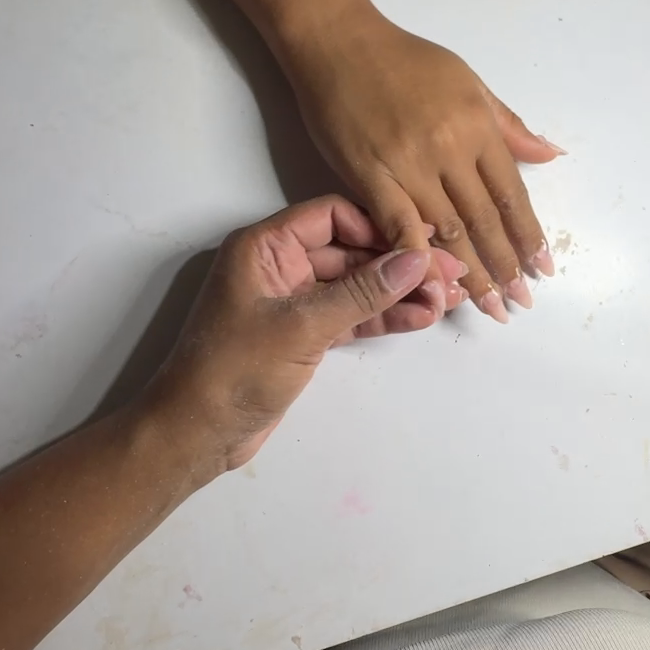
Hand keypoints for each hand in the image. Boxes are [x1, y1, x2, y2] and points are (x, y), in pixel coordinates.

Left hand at [144, 196, 468, 469]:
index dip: (378, 225)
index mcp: (265, 246)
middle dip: (399, 263)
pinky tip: (421, 317)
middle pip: (350, 251)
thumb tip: (416, 260)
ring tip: (448, 298)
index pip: (332, 215)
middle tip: (451, 272)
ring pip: (356, 286)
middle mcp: (282, 265)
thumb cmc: (236, 370)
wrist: (198, 434)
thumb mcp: (301, 327)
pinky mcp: (306, 333)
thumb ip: (361, 293)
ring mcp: (295, 300)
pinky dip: (382, 317)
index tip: (422, 240)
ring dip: (398, 292)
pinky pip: (351, 315)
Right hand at [285, 15, 561, 321]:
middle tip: (521, 304)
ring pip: (448, 231)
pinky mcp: (370, 175)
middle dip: (506, 266)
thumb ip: (507, 123)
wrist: (339, 43)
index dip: (529, 235)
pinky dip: (417, 257)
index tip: (544, 268)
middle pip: (484, 220)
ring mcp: (410, 165)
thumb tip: (549, 154)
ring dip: (470, 273)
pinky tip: (431, 284)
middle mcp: (450, 149)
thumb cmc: (404, 60)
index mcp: (477, 125)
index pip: (512, 194)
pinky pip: (399, 225)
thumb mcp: (467, 81)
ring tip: (488, 307)